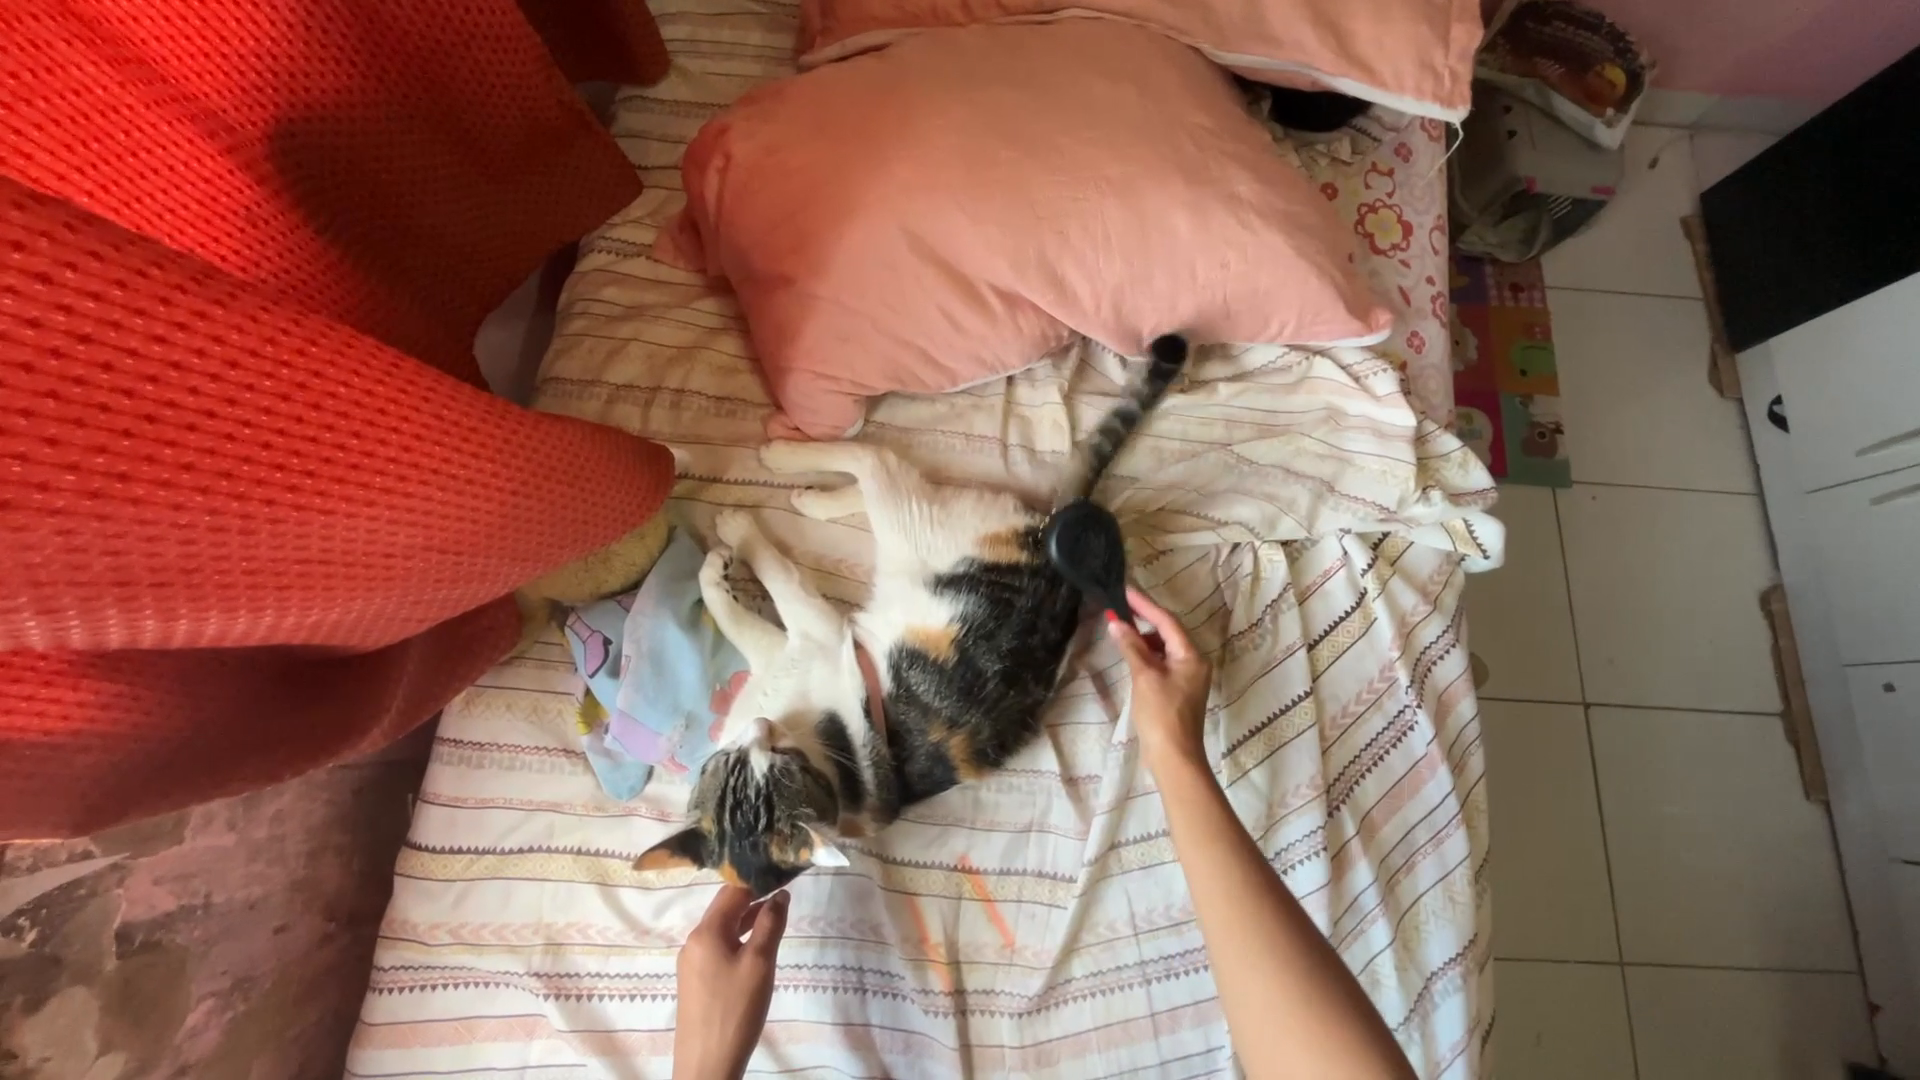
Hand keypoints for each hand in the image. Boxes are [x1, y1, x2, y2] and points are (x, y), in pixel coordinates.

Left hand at [672, 887, 789, 1079]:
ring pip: (723, 928)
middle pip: (725, 907)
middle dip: (753, 897)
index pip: (732, 890)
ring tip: (776, 916)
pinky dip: (739, 940)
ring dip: (747, 920)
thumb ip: (771, 923)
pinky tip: (757, 949)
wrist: (706, 1068)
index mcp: (706, 932)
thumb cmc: (735, 1010)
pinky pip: (718, 948)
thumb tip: (780, 894)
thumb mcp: (760, 963)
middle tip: (783, 893)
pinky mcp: (695, 982)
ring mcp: (692, 963)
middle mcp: (694, 941)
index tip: (782, 873)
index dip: (757, 879)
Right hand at [1108, 586, 1212, 774]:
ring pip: (1163, 647)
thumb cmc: (1162, 715)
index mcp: (1191, 656)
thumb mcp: (1144, 677)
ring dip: (1142, 638)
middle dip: (1143, 619)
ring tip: (1120, 629)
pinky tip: (1129, 654)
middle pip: (1167, 632)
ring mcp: (1186, 677)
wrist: (1174, 757)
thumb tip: (1117, 623)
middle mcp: (1194, 662)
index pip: (1166, 621)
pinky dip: (1145, 654)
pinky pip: (1160, 662)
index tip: (1125, 590)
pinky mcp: (1176, 690)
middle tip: (1119, 606)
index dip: (1145, 604)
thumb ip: (1131, 647)